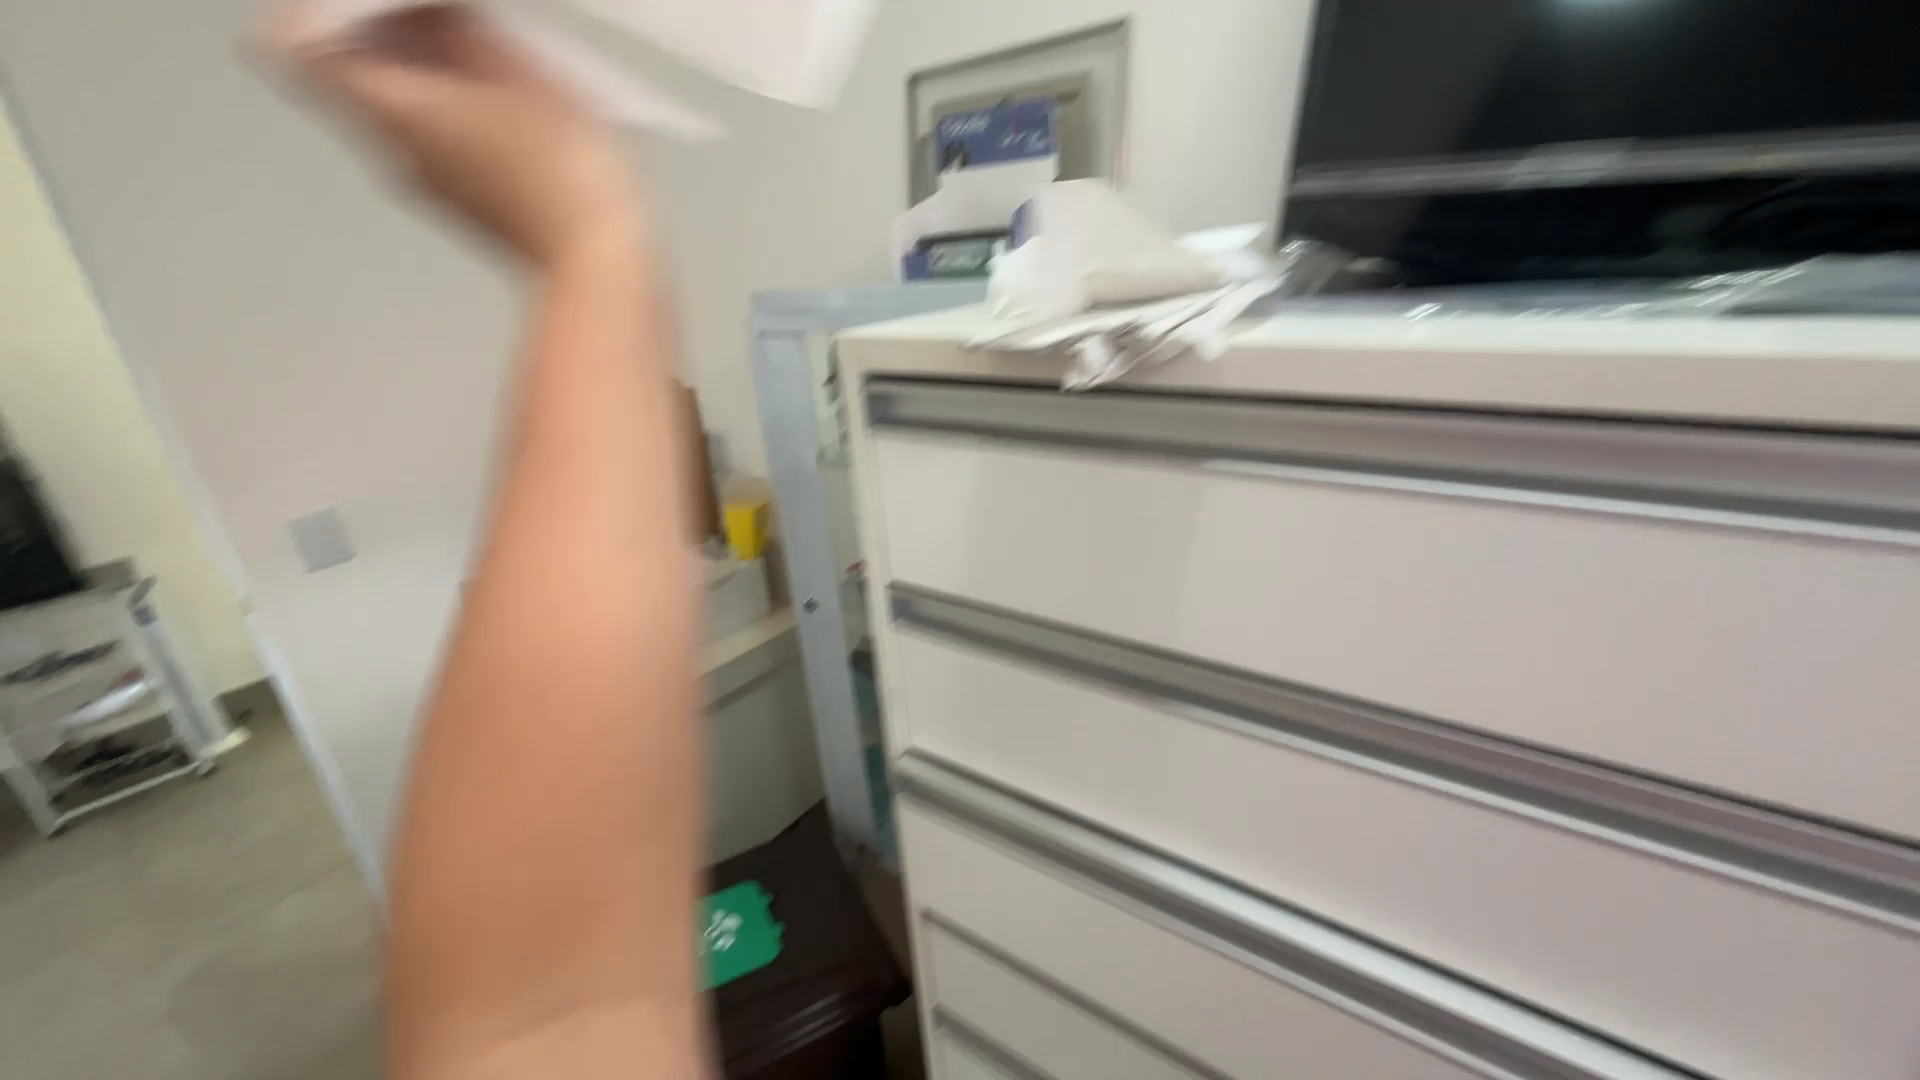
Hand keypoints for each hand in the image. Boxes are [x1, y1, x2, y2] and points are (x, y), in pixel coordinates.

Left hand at [262, 1, 639, 265]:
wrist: (599, 265)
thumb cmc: (563, 172)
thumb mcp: (528, 78)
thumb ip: (470, 34)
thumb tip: (442, 15)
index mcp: (395, 110)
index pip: (307, 46)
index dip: (324, 10)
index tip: (377, 4)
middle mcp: (398, 151)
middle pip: (361, 78)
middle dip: (391, 37)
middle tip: (441, 18)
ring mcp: (436, 187)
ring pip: (405, 113)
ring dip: (432, 80)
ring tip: (488, 61)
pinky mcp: (472, 209)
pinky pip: (444, 148)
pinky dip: (460, 119)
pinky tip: (510, 113)